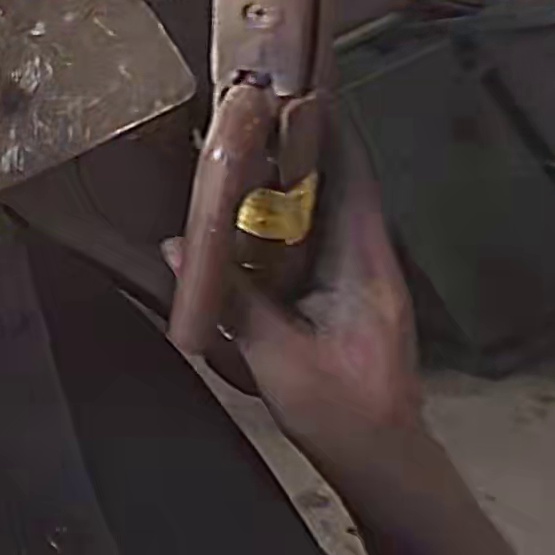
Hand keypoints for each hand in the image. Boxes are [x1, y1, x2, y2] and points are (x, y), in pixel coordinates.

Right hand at [183, 131, 422, 452]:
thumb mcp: (280, 355)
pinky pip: (298, 233)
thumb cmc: (343, 412)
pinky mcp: (327, 287)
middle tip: (246, 109)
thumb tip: (175, 244)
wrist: (380, 462)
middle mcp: (361, 260)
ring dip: (280, 174)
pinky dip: (269, 208)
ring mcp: (346, 274)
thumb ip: (231, 298)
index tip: (300, 93)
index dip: (334, 137)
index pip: (355, 186)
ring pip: (315, 208)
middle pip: (333, 186)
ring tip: (234, 142)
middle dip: (296, 144)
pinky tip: (233, 202)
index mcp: (365, 268)